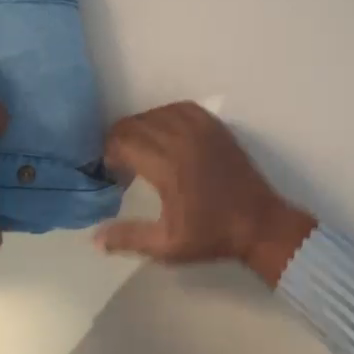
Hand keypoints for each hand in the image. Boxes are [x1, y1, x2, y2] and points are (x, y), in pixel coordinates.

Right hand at [94, 102, 315, 285]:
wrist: (259, 223)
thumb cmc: (211, 235)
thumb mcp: (167, 246)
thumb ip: (128, 238)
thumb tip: (94, 238)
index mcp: (167, 166)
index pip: (123, 142)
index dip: (110, 153)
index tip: (112, 171)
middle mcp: (181, 140)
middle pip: (136, 123)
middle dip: (121, 139)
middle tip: (121, 162)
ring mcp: (201, 129)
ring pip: (157, 112)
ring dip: (142, 126)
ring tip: (142, 148)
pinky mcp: (215, 127)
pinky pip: (181, 108)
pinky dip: (166, 115)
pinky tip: (165, 132)